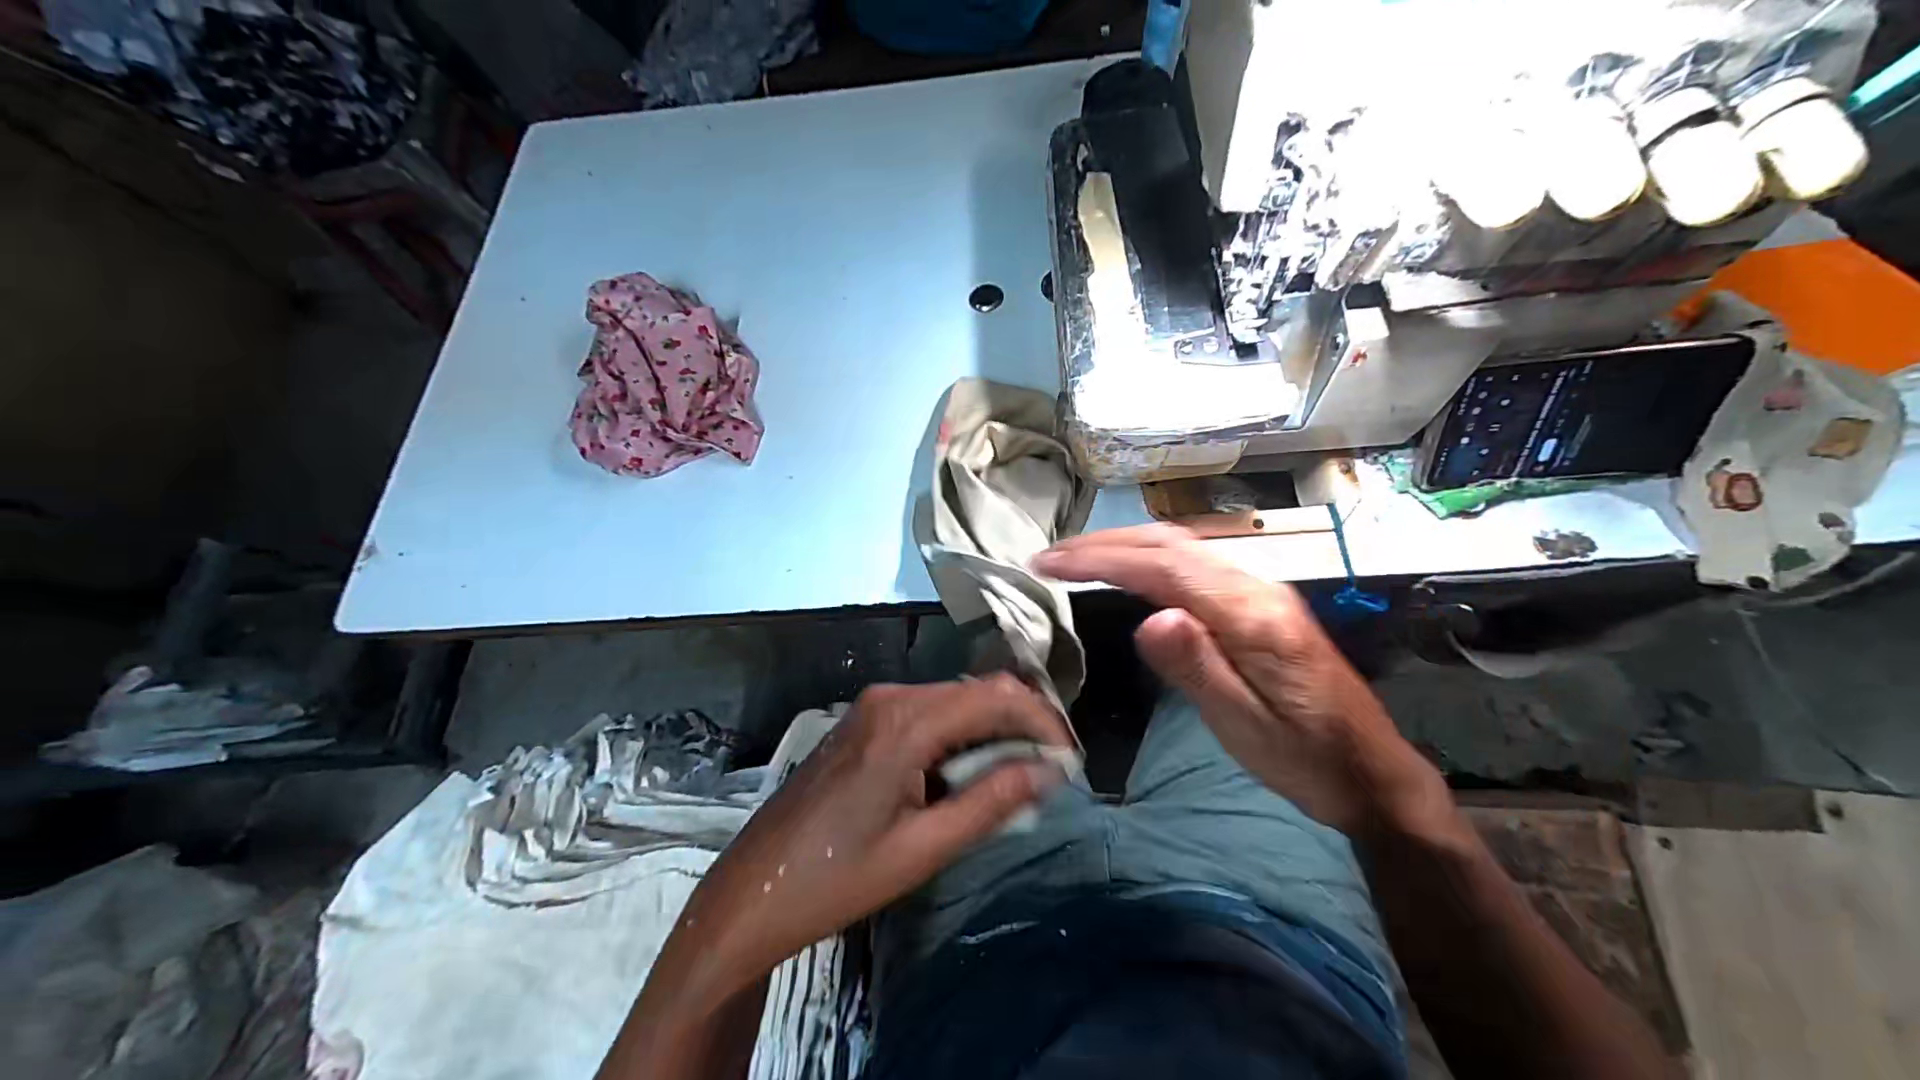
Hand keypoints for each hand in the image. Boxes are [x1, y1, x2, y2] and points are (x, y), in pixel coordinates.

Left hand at [643, 675, 1073, 1009]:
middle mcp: (890, 697)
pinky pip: (928, 714)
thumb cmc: (837, 878)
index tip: (1070, 761)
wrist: (753, 891)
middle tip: (1051, 774)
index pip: (996, 695)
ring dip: (991, 733)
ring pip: (955, 701)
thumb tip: (1048, 770)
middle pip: (977, 691)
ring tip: (1017, 782)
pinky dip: (960, 737)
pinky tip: (968, 776)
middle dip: (1021, 725)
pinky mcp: (864, 722)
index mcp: (904, 721)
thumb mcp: (922, 849)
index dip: (1042, 721)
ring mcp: (872, 706)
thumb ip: (990, 802)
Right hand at [1034, 525, 1447, 838]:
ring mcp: (1260, 590)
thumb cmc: (1305, 760)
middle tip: (1050, 556)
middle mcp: (1257, 587)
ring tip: (1075, 559)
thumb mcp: (1245, 726)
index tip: (1049, 563)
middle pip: (1170, 543)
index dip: (1101, 560)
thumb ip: (1198, 668)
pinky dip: (1148, 558)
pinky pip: (1193, 563)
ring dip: (1124, 545)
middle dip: (1103, 544)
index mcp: (1252, 615)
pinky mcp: (1258, 603)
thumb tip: (1149, 618)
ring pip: (1181, 546)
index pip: (1163, 567)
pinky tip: (1127, 571)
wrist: (1373, 773)